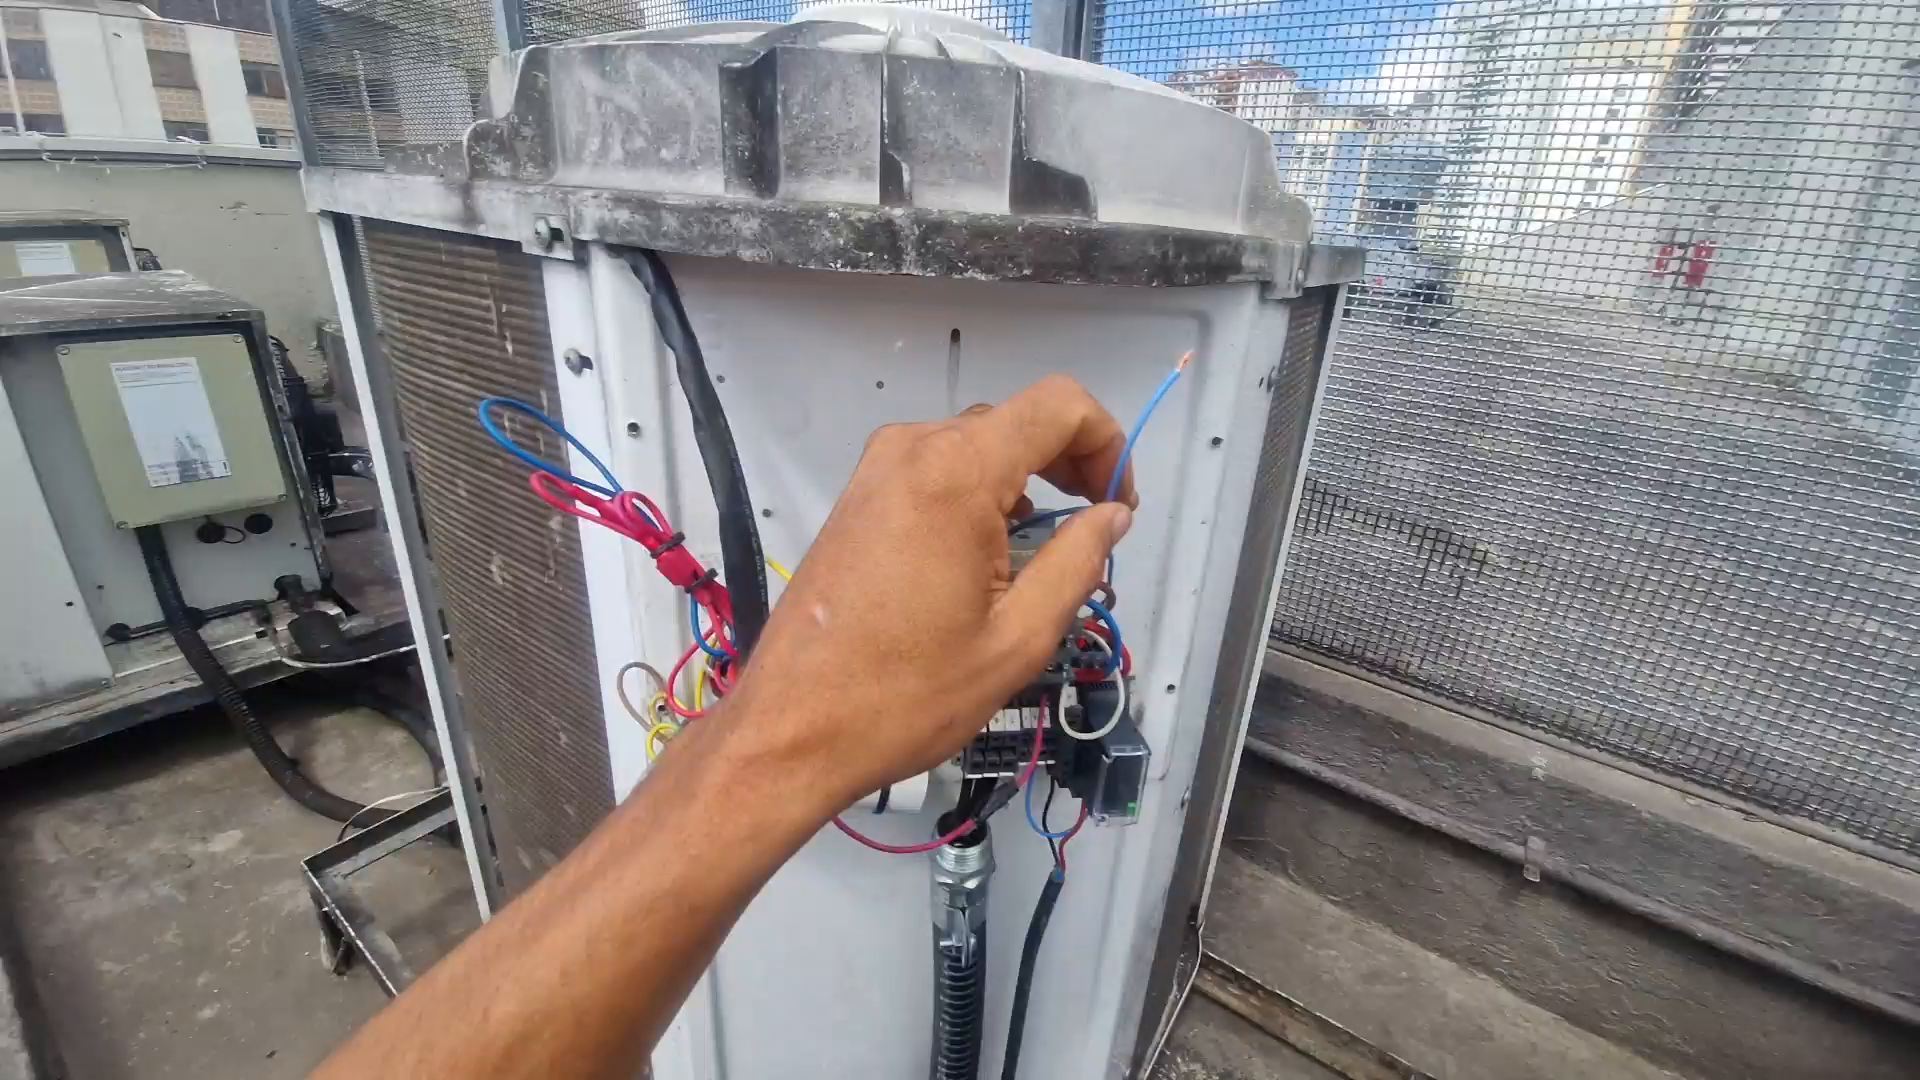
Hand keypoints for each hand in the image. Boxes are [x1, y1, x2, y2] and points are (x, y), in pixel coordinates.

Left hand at [722, 375, 1136, 812]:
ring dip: (1022, 482)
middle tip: (1089, 532)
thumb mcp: (1018, 637)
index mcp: (957, 471)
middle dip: (1068, 465)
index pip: (1060, 405)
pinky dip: (977, 493)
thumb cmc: (908, 693)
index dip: (1107, 442)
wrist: (792, 727)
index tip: (1116, 505)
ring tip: (1036, 553)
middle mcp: (912, 448)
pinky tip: (982, 553)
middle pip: (1017, 420)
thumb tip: (1113, 515)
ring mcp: (876, 468)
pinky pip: (936, 468)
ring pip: (976, 444)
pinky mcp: (857, 496)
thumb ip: (1078, 561)